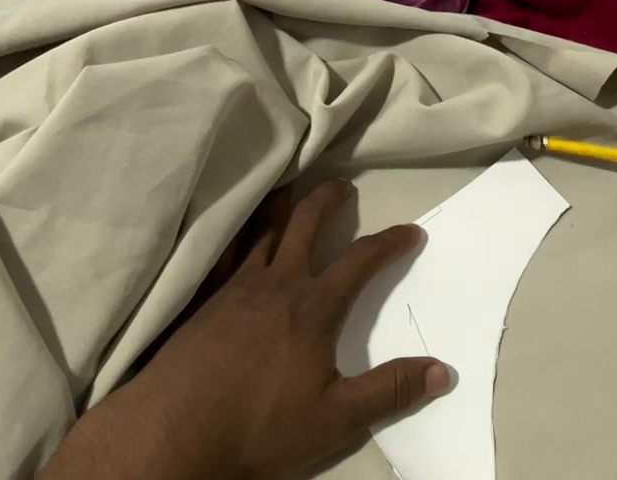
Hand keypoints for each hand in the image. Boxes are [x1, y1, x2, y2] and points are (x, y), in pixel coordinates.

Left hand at [41, 179, 450, 479]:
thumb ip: (389, 391)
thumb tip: (443, 371)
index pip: (361, 260)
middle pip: (306, 223)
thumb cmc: (259, 424)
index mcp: (313, 306)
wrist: (174, 432)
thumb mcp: (336, 419)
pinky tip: (228, 231)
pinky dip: (231, 234)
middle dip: (328, 198)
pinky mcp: (203, 299)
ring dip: (279, 204)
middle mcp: (276, 282)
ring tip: (287, 187)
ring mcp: (235, 286)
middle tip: (342, 184)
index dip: (390, 242)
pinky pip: (221, 253)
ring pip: (261, 229)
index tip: (411, 230)